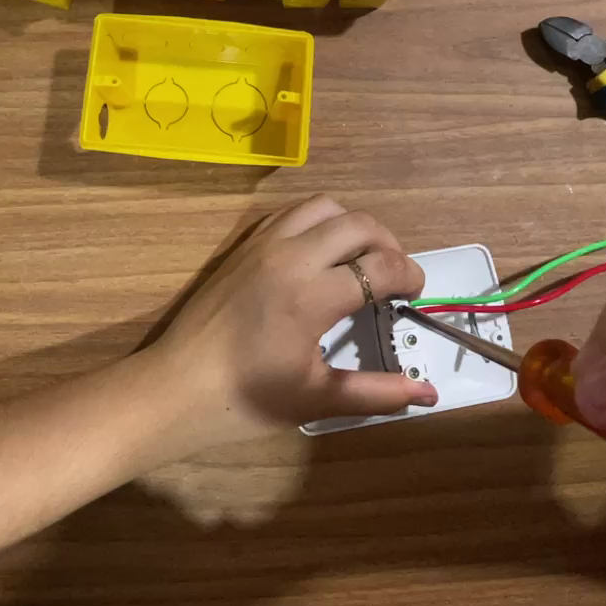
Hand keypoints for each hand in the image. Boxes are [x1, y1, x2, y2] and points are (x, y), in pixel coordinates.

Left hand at [151, 195, 436, 447]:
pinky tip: (319, 251)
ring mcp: (264, 243)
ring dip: (353, 225)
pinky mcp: (244, 244)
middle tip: (395, 275)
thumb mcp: (316, 398)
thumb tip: (429, 393)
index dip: (410, 275)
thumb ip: (377, 392)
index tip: (416, 292)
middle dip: (389, 244)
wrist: (176, 387)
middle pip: (359, 224)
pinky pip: (291, 212)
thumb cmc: (245, 399)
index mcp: (312, 295)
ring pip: (324, 207)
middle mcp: (292, 256)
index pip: (381, 266)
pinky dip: (317, 221)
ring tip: (360, 257)